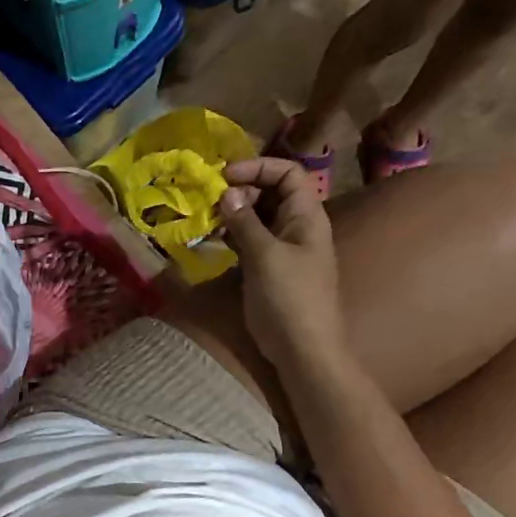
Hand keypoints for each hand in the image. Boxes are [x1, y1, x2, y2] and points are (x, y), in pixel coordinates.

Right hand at [218, 158, 344, 369]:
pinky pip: (252, 240)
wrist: (303, 349)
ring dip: (235, 213)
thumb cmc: (289, 298)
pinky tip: (214, 239)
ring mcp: (285, 248)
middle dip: (242, 190)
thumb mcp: (265, 255)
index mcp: (306, 216)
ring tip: (209, 219)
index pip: (288, 172)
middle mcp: (298, 226)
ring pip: (259, 217)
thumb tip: (227, 192)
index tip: (226, 176)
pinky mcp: (271, 269)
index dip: (258, 167)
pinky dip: (235, 235)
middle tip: (213, 200)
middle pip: (272, 192)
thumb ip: (245, 221)